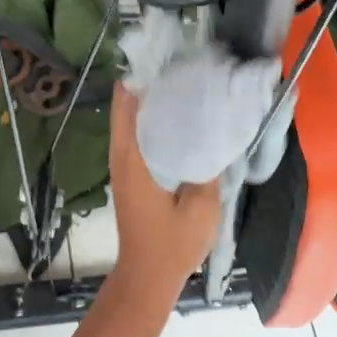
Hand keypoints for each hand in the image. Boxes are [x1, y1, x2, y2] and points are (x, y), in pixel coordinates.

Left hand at [107, 83, 222, 292]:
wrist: (148, 278)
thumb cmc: (172, 244)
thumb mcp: (202, 206)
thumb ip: (208, 167)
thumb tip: (214, 132)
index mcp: (133, 155)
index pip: (128, 101)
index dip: (145, 75)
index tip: (169, 58)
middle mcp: (121, 153)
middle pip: (128, 104)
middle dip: (151, 83)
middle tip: (183, 68)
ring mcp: (123, 163)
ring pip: (132, 119)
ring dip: (153, 102)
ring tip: (185, 86)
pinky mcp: (130, 173)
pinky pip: (137, 135)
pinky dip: (153, 121)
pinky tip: (180, 120)